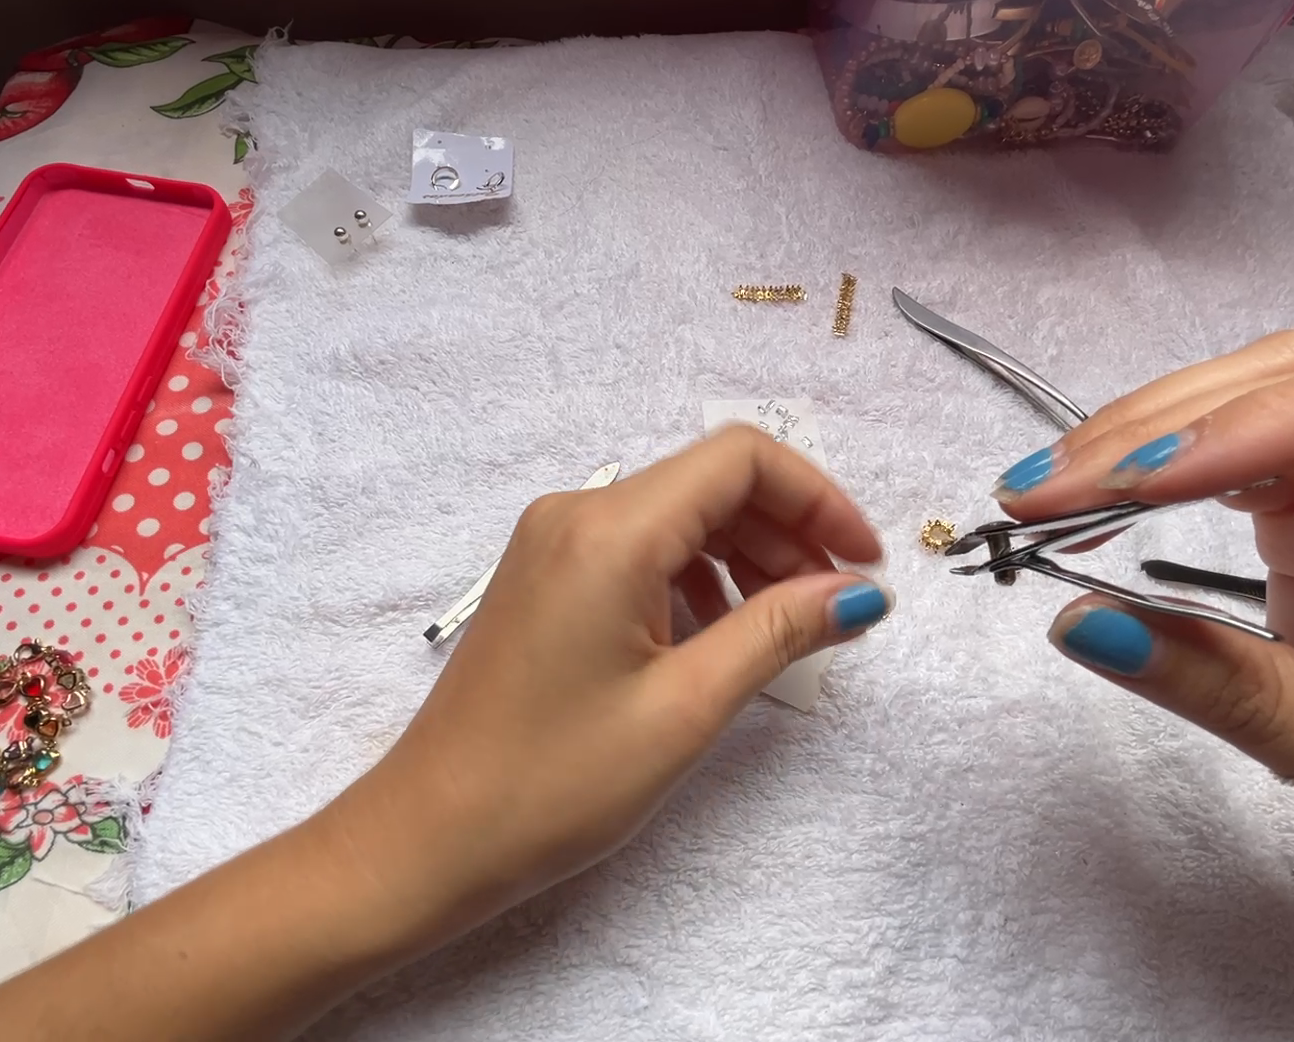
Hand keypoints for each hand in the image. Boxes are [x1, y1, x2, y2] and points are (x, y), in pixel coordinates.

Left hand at [331, 427, 890, 933]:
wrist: (429, 834)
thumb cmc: (556, 781)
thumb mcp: (686, 706)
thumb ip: (779, 631)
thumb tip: (859, 591)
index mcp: (610, 528)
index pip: (739, 460)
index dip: (816, 496)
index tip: (863, 559)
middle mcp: (577, 510)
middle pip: (708, 483)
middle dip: (784, 528)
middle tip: (833, 599)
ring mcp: (553, 539)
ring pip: (675, 515)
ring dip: (742, 553)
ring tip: (782, 621)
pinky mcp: (546, 573)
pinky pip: (638, 548)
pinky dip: (693, 575)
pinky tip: (715, 630)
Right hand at [995, 331, 1293, 1032]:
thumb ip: (1253, 705)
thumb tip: (1080, 625)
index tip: (1149, 481)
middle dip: (1172, 427)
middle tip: (1040, 495)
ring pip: (1267, 392)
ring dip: (1140, 434)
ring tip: (1035, 492)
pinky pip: (1233, 444)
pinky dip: (1148, 464)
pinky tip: (1086, 497)